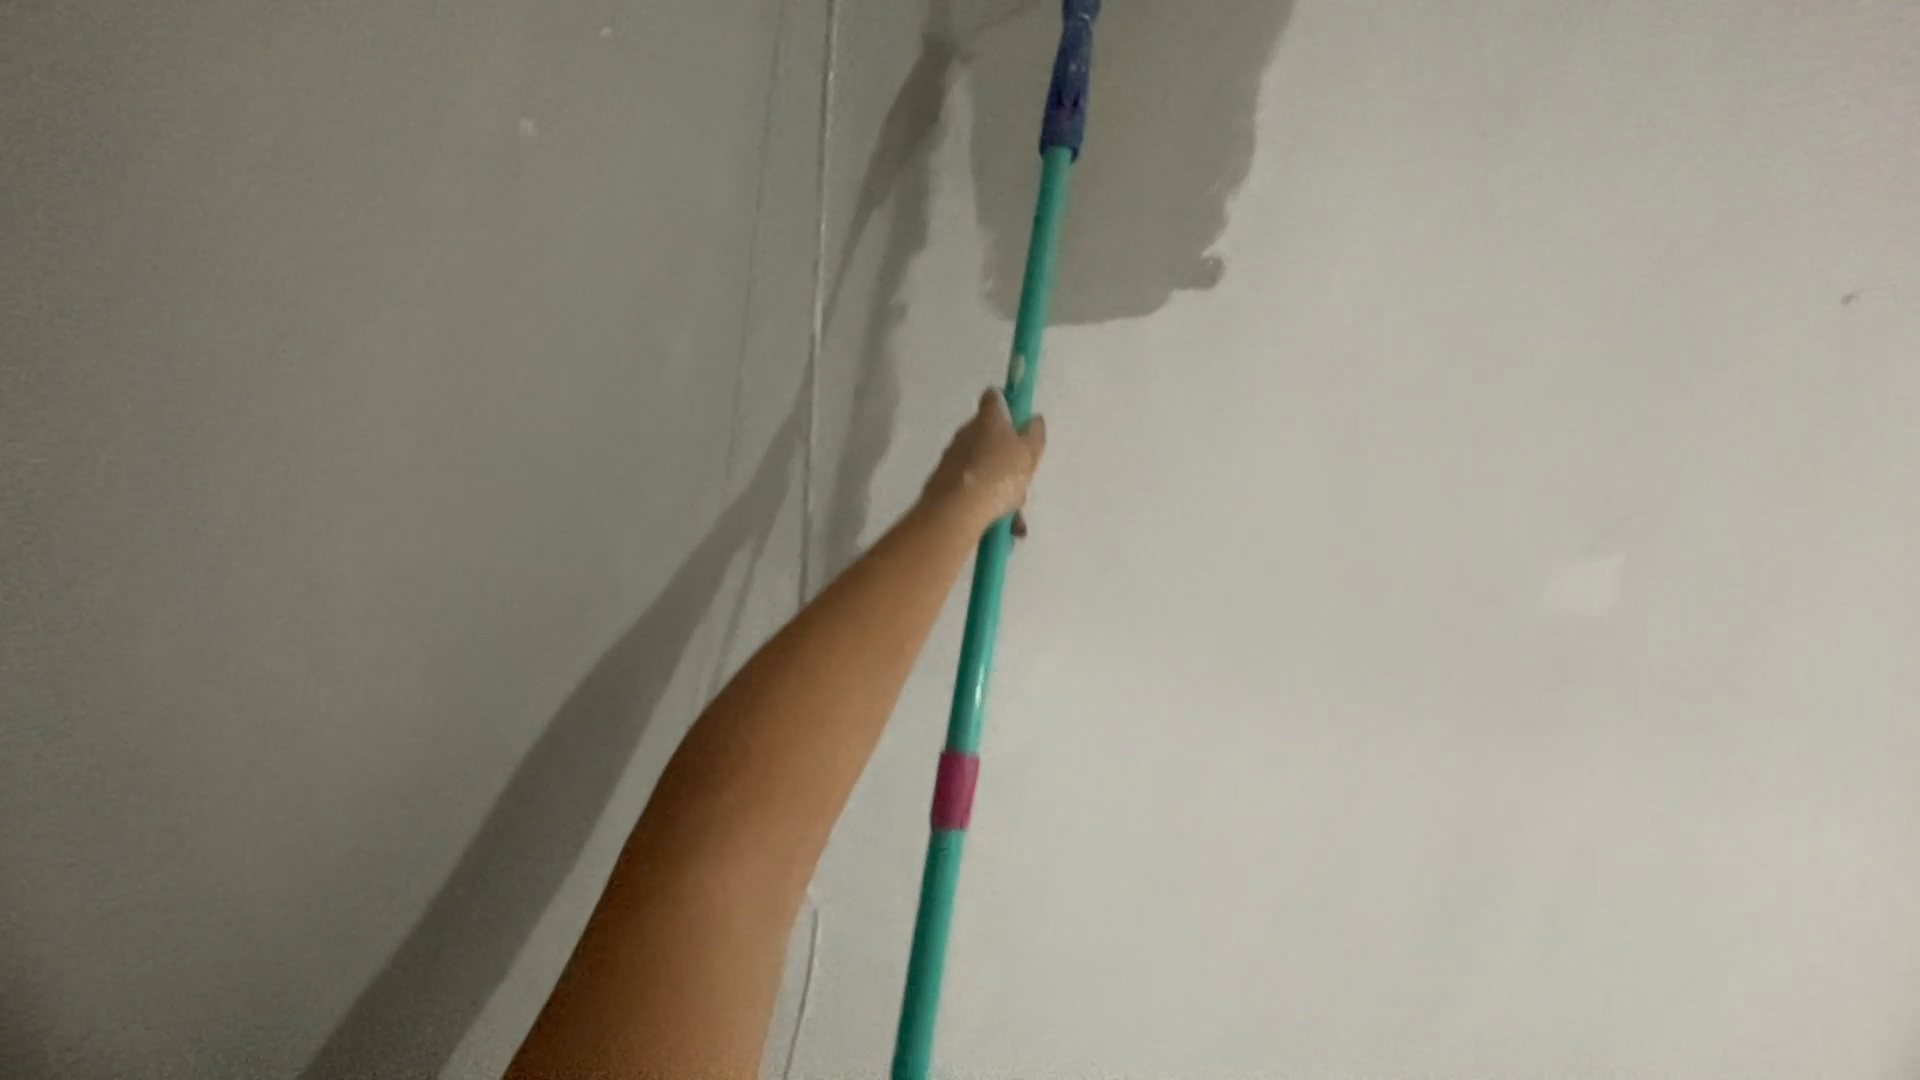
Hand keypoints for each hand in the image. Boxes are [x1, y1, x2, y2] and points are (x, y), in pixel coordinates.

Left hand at [919, 388, 1046, 532]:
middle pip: (988, 435)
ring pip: (980, 465)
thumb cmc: (998, 475)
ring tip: (1012, 510)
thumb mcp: (1028, 455)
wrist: (956, 510)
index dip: (1007, 404)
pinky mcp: (941, 481)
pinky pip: (969, 486)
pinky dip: (982, 499)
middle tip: (1020, 476)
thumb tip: (1034, 419)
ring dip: (996, 483)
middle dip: (1005, 455)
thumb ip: (1034, 436)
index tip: (1018, 420)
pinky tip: (996, 520)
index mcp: (988, 419)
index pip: (994, 398)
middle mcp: (965, 432)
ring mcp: (950, 457)